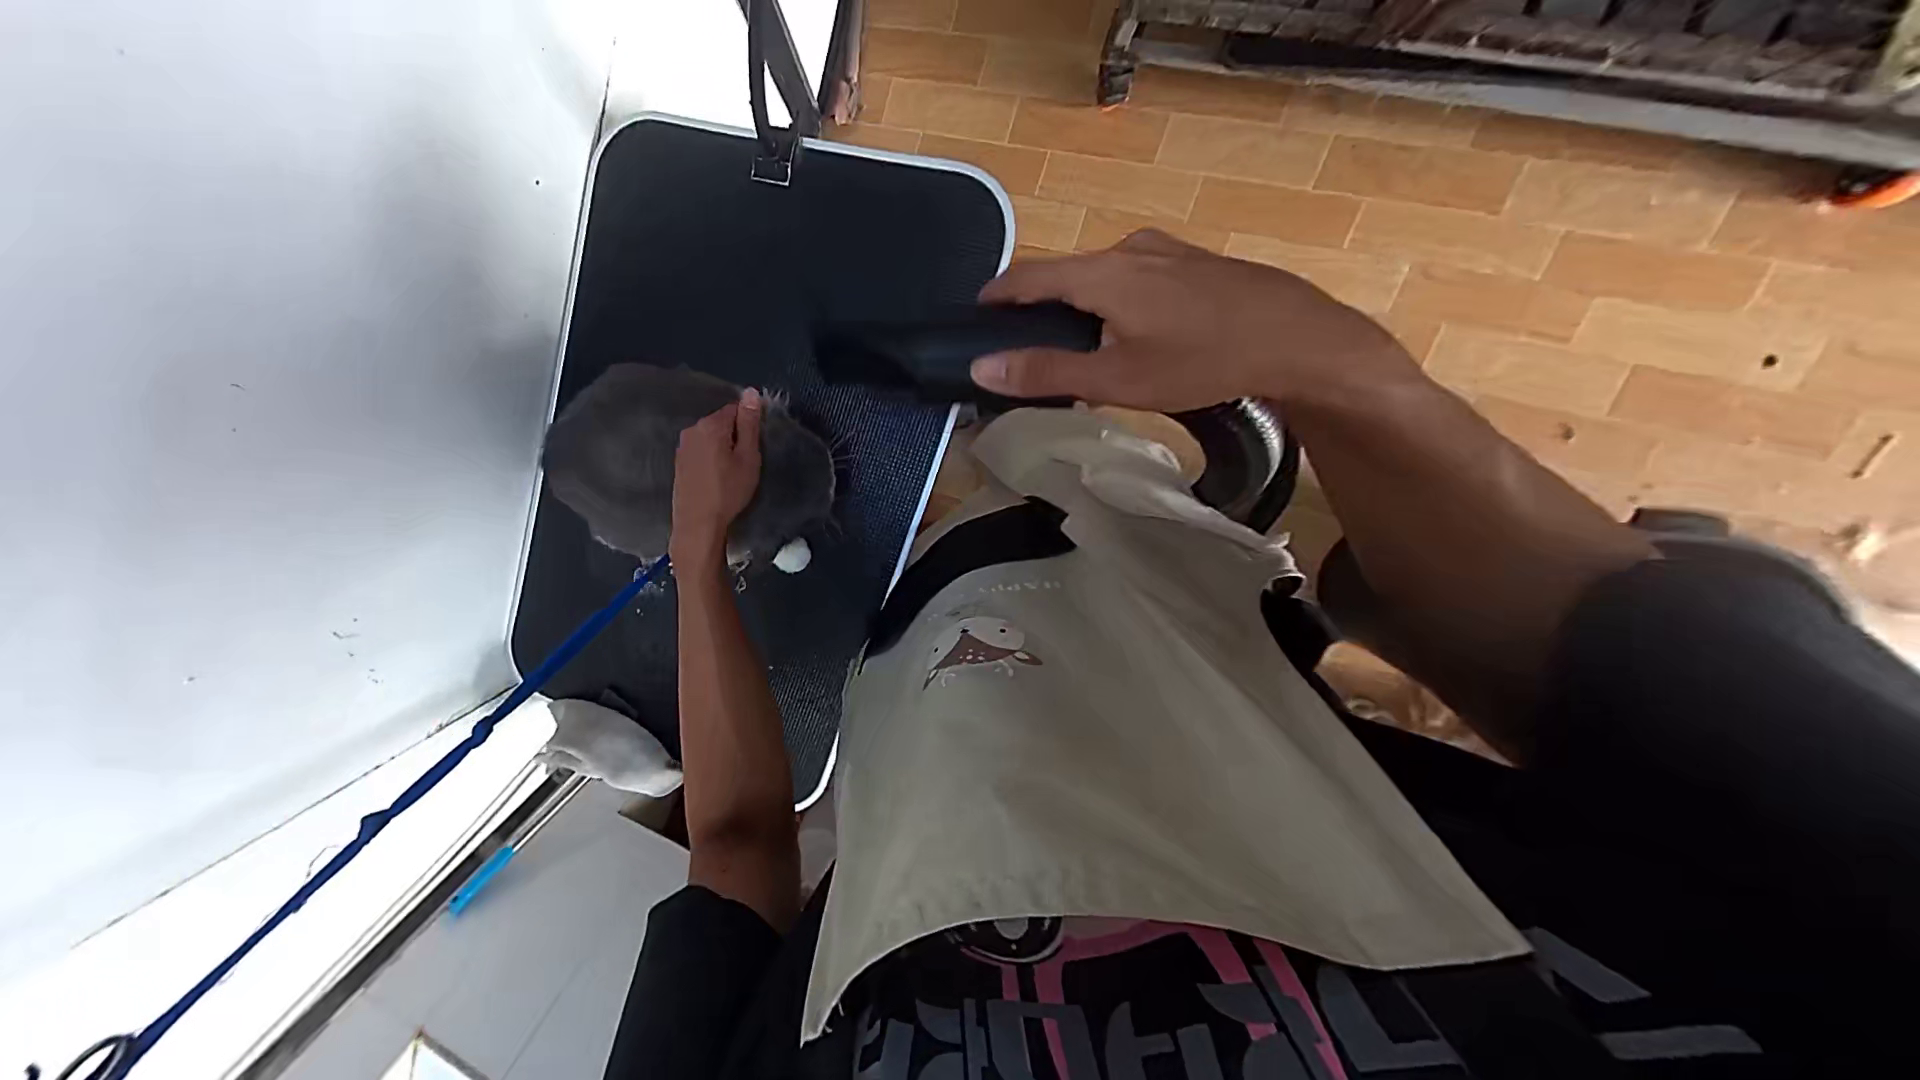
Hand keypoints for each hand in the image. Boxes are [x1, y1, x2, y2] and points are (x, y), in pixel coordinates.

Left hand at [670, 389, 762, 569]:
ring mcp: (682, 446)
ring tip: (733, 472)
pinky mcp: (679, 462)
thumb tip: (752, 392)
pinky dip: (712, 458)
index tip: (756, 446)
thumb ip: (749, 423)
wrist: (698, 523)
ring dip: (723, 448)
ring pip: (711, 437)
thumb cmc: (729, 491)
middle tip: (747, 462)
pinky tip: (718, 477)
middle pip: (721, 422)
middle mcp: (692, 430)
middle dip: (735, 436)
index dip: (749, 425)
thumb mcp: (748, 457)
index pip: (736, 409)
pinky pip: (701, 450)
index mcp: (710, 425)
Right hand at [972, 229, 1419, 411]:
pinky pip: (1136, 277)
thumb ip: (1047, 372)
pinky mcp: (1194, 263)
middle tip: (1025, 341)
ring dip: (1080, 304)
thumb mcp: (1117, 378)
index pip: (1029, 275)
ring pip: (1103, 275)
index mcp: (1102, 273)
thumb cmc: (1202, 361)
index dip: (997, 294)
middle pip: (1066, 274)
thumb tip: (983, 367)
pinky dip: (1115, 300)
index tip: (976, 313)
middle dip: (1039, 304)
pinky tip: (1131, 331)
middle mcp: (1129, 250)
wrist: (1298, 340)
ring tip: (1078, 344)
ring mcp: (1167, 252)